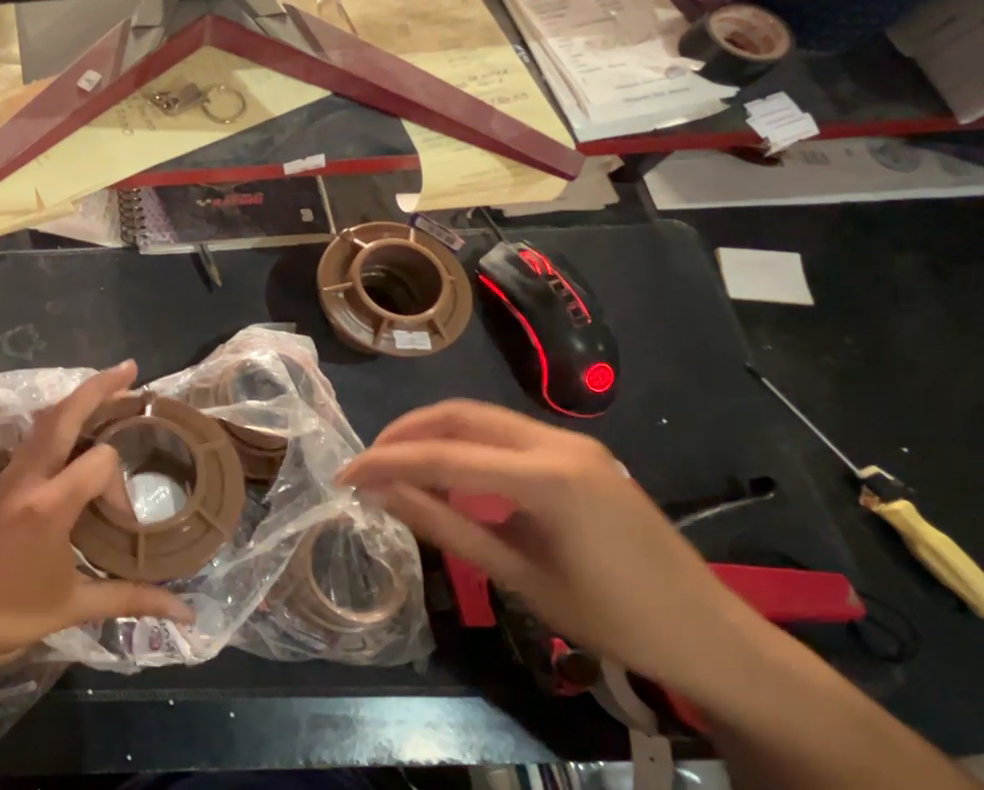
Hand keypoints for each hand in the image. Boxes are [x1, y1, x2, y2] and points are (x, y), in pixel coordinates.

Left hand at [0, 360, 193, 676]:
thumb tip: (187, 612)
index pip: (100, 464)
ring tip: (109, 392)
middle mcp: (28, 477)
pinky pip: (33, 437)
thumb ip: (131, 599)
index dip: (121, 490)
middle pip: (64, 415)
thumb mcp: (73, 606)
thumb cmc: (6, 613)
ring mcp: (9, 475)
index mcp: (48, 505)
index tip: (123, 527)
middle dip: (98, 388)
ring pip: (45, 421)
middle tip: (131, 371)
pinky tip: (74, 429)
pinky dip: (59, 422)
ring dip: (77, 401)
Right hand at [337, 400, 772, 698]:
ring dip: (433, 436)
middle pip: (460, 417)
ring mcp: (575, 446)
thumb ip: (445, 526)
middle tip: (366, 463)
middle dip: (405, 433)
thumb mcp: (518, 576)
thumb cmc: (613, 617)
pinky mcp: (581, 456)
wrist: (709, 635)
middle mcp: (560, 444)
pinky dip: (466, 447)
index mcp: (548, 477)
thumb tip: (380, 493)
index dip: (386, 462)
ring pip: (482, 420)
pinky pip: (507, 436)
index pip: (444, 456)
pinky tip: (447, 475)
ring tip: (395, 468)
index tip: (343, 474)